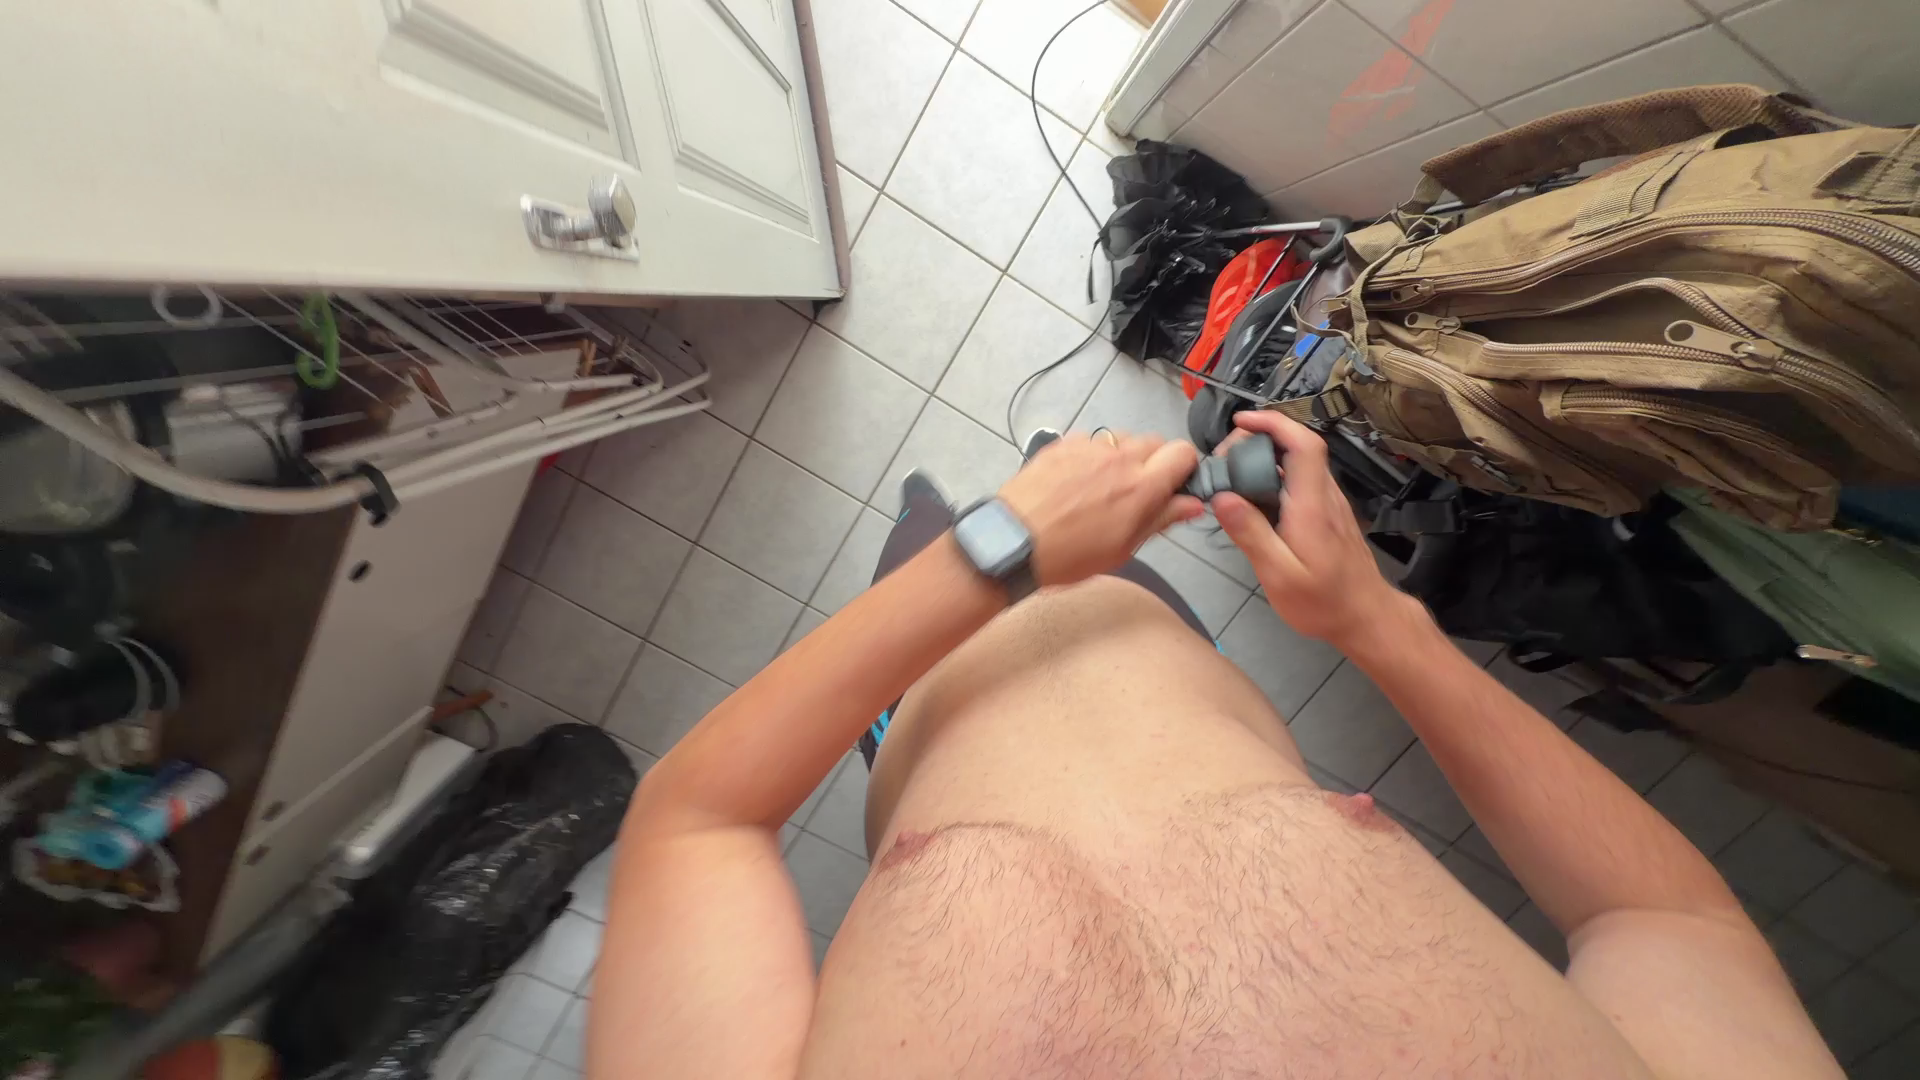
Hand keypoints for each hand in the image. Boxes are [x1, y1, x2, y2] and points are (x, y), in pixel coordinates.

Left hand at [997, 430, 1202, 586]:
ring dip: (1121, 457)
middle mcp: (1119, 458)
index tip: (1172, 487)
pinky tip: (1075, 481)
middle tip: (1136, 492)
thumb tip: (1192, 502)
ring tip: (1101, 487)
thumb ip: (1160, 519)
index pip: (1183, 453)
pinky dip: (1091, 456)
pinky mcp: (1063, 444)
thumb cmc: (1069, 556)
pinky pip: (1090, 441)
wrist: (1012, 542)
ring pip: (1121, 439)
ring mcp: (1088, 447)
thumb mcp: (1123, 548)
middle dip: (1153, 462)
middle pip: (1154, 442)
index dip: (1183, 468)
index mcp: (1141, 486)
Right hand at [1210, 412, 1420, 649]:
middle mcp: (1323, 496)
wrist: (1367, 619)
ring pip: (1298, 463)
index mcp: (1312, 505)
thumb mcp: (1279, 574)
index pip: (1303, 445)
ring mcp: (1328, 504)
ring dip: (1264, 456)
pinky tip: (1251, 496)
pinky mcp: (1326, 515)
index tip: (1241, 422)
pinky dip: (1272, 475)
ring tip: (1230, 474)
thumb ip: (1251, 534)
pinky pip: (1298, 481)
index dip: (1273, 424)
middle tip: (1223, 458)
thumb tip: (1222, 497)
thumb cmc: (1323, 602)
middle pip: (1297, 447)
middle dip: (1258, 439)